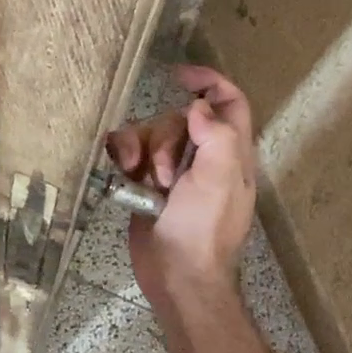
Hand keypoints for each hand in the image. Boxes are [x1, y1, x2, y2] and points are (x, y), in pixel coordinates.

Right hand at [107, 65, 256, 305]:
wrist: (177, 277)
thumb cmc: (204, 230)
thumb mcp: (221, 180)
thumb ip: (217, 135)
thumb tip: (198, 107)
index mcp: (231, 154)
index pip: (228, 103)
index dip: (210, 82)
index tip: (180, 75)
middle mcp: (203, 159)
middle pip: (180, 118)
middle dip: (165, 136)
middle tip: (164, 174)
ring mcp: (172, 174)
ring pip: (150, 134)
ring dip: (141, 149)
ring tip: (140, 178)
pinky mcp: (145, 187)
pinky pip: (130, 155)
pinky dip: (122, 156)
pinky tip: (120, 170)